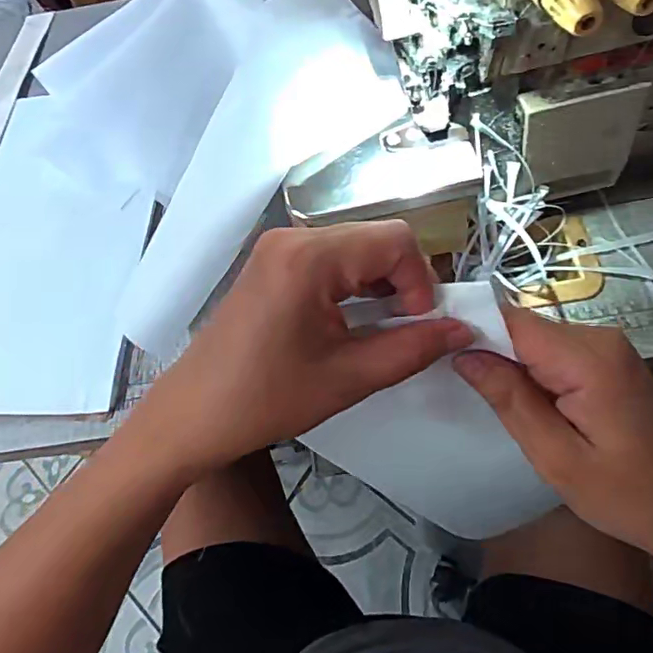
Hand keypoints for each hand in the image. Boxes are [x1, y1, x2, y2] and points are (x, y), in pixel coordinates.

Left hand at [124, 221, 471, 477]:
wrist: (191, 414)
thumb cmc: (264, 399)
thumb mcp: (348, 377)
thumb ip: (412, 348)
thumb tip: (461, 329)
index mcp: (309, 257)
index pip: (395, 240)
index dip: (421, 280)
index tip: (420, 325)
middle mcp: (293, 237)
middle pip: (376, 238)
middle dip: (403, 281)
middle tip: (405, 330)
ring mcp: (279, 246)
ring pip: (357, 246)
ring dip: (379, 283)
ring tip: (379, 329)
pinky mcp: (273, 260)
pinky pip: (331, 257)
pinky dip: (354, 283)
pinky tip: (352, 320)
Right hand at [455, 306, 652, 568]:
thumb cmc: (631, 498)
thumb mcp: (559, 459)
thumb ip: (510, 400)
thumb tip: (464, 355)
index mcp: (589, 358)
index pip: (512, 320)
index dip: (471, 329)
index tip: (435, 349)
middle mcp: (599, 337)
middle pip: (522, 327)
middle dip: (490, 353)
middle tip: (462, 390)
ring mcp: (607, 345)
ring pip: (535, 339)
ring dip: (510, 365)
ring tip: (492, 401)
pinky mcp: (609, 359)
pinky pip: (554, 352)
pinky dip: (532, 371)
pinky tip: (527, 403)